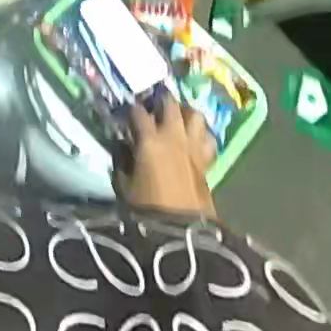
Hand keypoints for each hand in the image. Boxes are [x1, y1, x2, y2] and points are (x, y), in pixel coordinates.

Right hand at [120, 96, 216, 216]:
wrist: (183, 231)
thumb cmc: (147, 206)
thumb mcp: (124, 182)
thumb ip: (122, 159)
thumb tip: (123, 145)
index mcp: (150, 139)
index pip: (138, 111)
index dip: (130, 108)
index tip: (125, 112)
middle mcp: (173, 136)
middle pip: (170, 104)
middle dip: (160, 99)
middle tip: (152, 104)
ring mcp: (193, 147)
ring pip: (195, 115)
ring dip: (185, 112)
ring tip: (176, 116)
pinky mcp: (206, 161)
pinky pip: (208, 138)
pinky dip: (202, 135)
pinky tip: (194, 139)